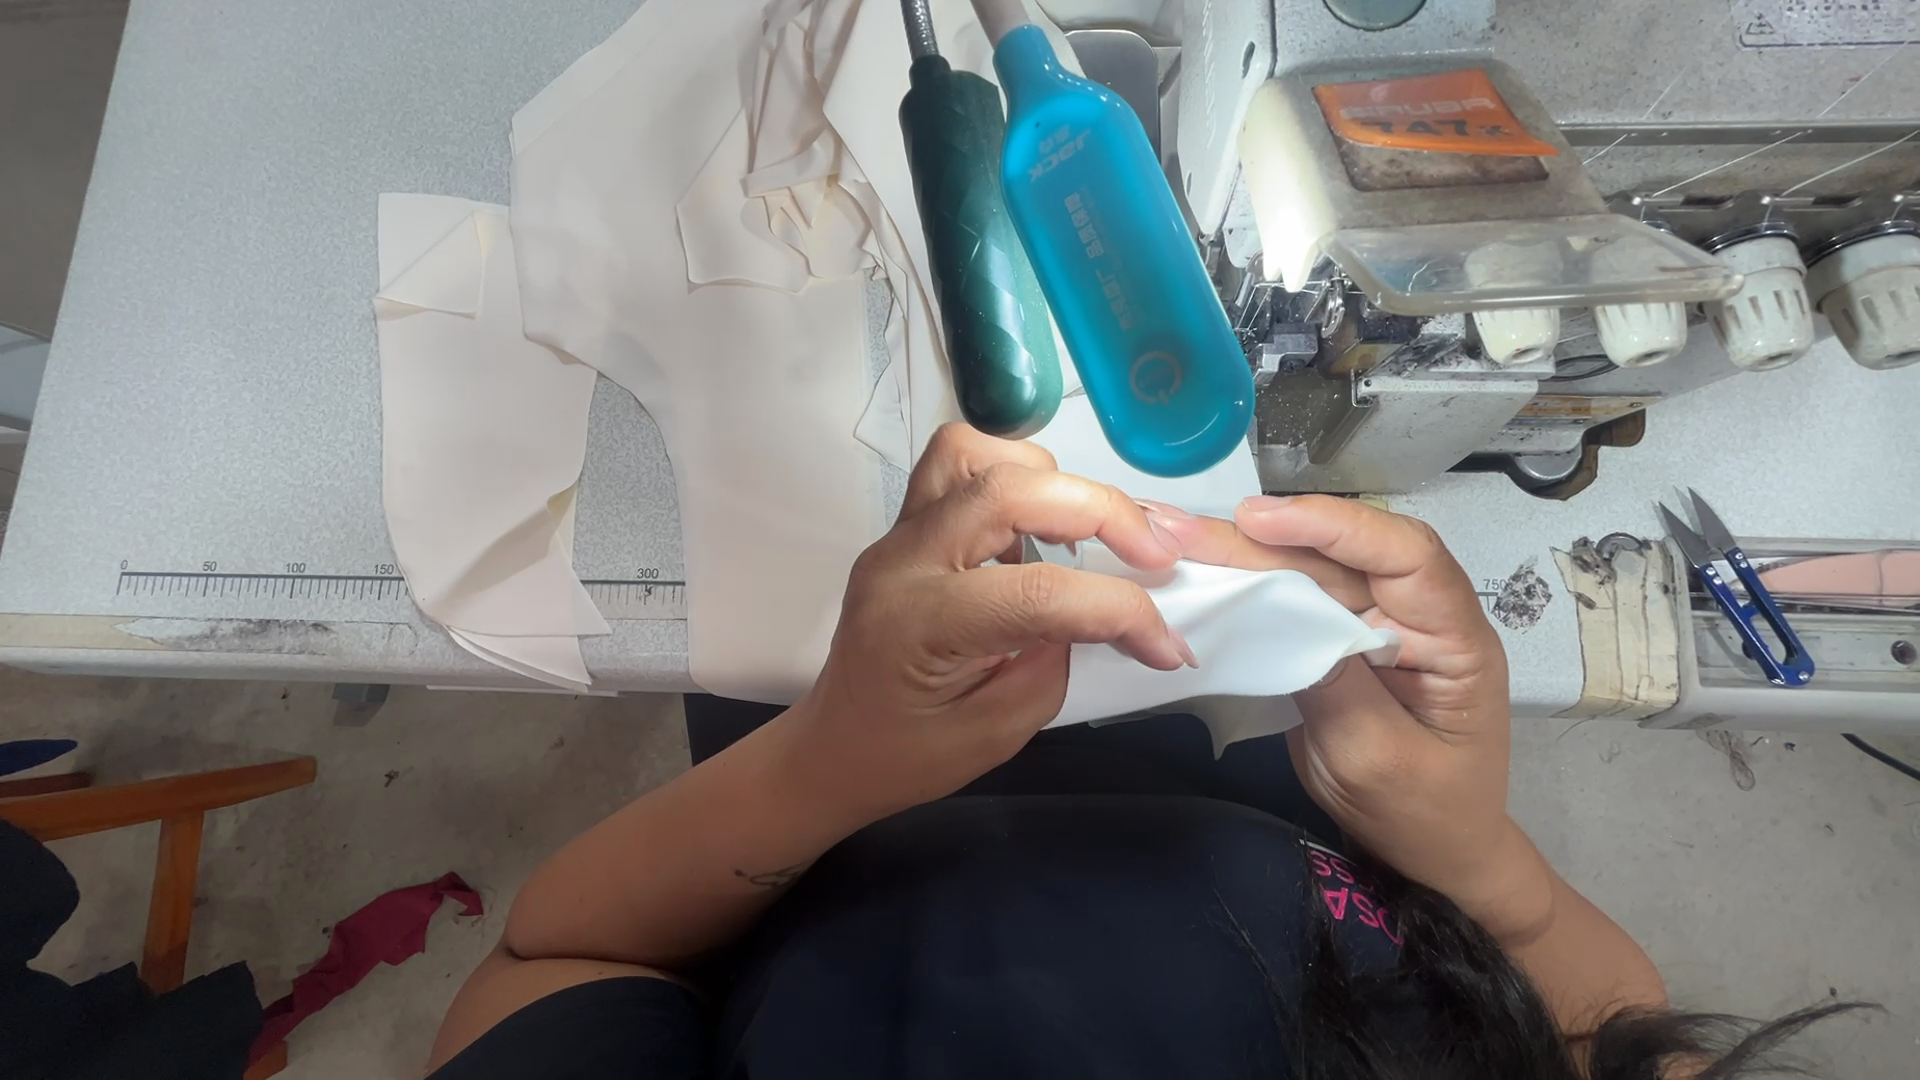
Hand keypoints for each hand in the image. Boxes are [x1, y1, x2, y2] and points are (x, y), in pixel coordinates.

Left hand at [779, 424, 1196, 822]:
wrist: (833, 747)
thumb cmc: (906, 755)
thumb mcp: (997, 731)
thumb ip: (1058, 660)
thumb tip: (1109, 609)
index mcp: (922, 623)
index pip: (1040, 592)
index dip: (1123, 611)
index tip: (1168, 644)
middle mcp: (903, 560)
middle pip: (1007, 489)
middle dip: (1100, 511)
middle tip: (1155, 554)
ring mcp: (897, 536)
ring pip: (972, 454)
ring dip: (1049, 480)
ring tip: (1090, 529)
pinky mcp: (903, 530)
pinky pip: (959, 470)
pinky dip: (1015, 482)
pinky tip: (1041, 531)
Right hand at [1142, 495, 1534, 930]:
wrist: (1426, 848)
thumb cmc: (1420, 811)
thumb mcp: (1377, 758)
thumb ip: (1335, 682)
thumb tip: (1282, 617)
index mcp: (1453, 638)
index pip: (1405, 555)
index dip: (1333, 526)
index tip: (1257, 520)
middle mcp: (1411, 615)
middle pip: (1338, 557)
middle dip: (1260, 539)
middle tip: (1182, 530)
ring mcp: (1370, 625)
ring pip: (1306, 572)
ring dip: (1242, 554)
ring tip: (1177, 539)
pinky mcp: (1333, 639)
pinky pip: (1290, 602)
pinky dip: (1245, 585)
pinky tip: (1203, 572)